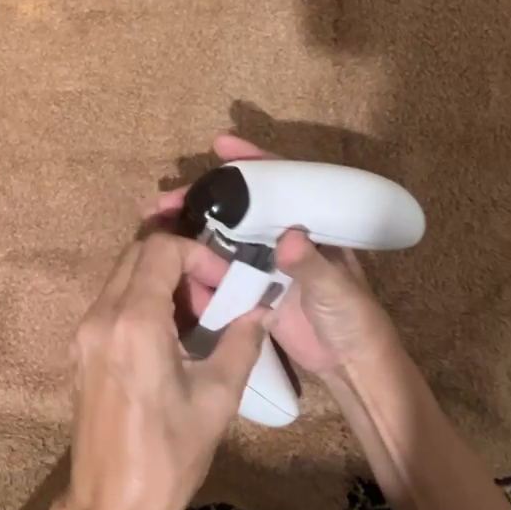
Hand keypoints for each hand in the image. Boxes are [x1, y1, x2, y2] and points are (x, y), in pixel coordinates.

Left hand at [63, 233, 267, 509]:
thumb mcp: (217, 397)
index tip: (226, 284)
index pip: (161, 249)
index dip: (200, 255)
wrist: (111, 507)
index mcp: (133, 322)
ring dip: (164, 281)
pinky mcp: (81, 350)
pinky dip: (145, 300)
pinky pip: (114, 302)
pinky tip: (175, 335)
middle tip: (216, 296)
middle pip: (138, 253)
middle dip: (182, 262)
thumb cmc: (168, 456)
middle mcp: (101, 316)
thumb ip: (241, 341)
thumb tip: (262, 308)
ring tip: (201, 317)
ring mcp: (85, 332)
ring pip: (124, 276)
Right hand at [145, 134, 400, 377]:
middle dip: (202, 199)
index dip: (250, 161)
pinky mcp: (251, 296)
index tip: (220, 145)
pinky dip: (195, 274)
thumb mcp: (337, 288)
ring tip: (155, 227)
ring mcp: (264, 267)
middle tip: (166, 199)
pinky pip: (218, 280)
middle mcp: (280, 239)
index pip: (278, 183)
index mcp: (306, 225)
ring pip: (221, 241)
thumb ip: (312, 264)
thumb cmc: (355, 318)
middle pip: (237, 210)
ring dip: (190, 232)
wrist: (352, 364)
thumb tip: (288, 236)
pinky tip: (171, 271)